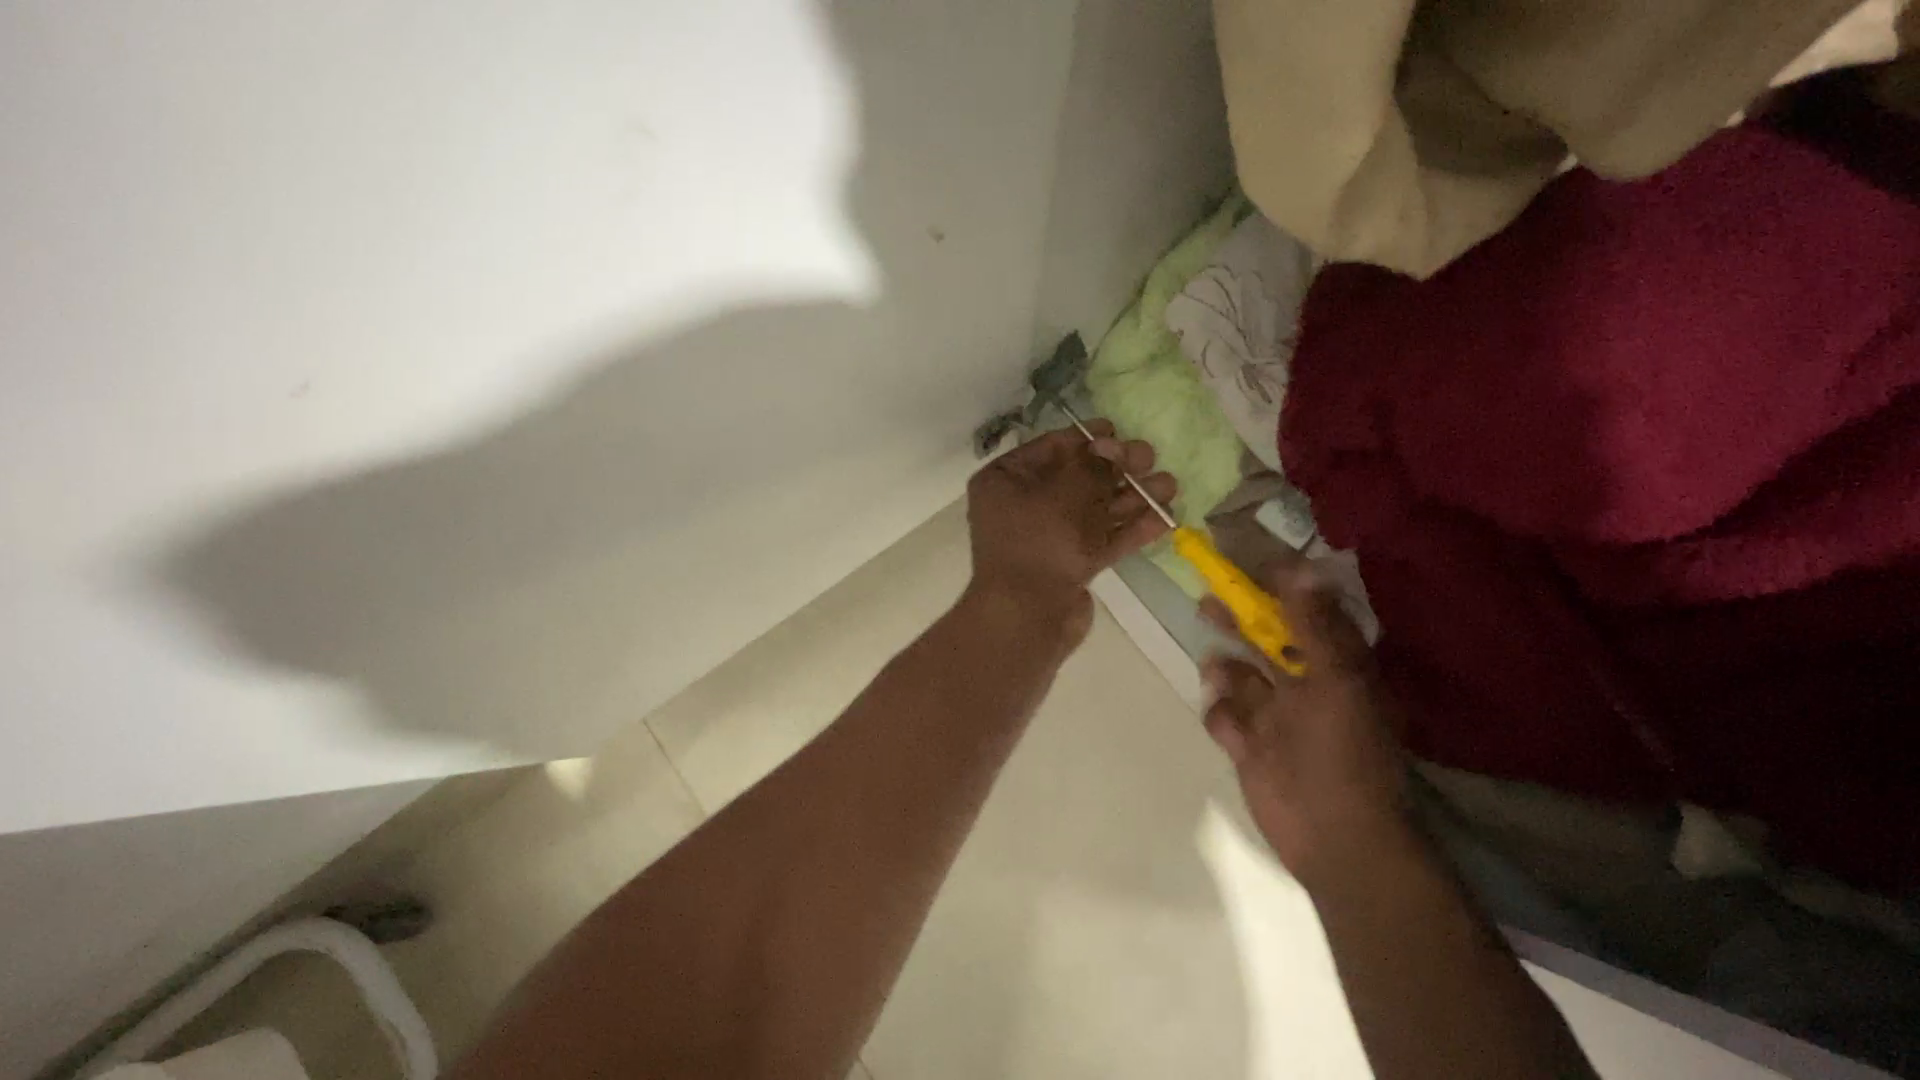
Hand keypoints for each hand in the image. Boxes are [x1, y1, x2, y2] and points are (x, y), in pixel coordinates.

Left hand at [965, 420, 1175, 640]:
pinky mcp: (1068, 566)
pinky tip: (1163, 517)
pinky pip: (1100, 540)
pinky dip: (1129, 529)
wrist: (1029, 616)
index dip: (1085, 438)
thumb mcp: (1068, 492)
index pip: (1048, 449)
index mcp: (1005, 480)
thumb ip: (1094, 465)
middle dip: (1116, 469)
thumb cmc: (1040, 541)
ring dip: (1131, 498)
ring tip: (1170, 485)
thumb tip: (1110, 445)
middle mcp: (1022, 506)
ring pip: (1093, 511)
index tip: (1117, 430)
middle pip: (1076, 479)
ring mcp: (1046, 539)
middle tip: (1150, 456)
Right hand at [1200, 553, 1409, 885]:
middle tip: (1207, 596)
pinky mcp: (1250, 749)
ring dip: (1225, 667)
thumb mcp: (1338, 681)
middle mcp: (1306, 688)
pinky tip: (1226, 722)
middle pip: (1265, 642)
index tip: (1250, 564)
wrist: (1334, 838)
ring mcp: (1275, 720)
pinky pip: (1225, 718)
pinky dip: (1220, 714)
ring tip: (1215, 665)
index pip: (1306, 616)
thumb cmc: (1344, 754)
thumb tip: (1302, 569)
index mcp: (1336, 669)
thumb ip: (1316, 627)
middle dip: (1239, 620)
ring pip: (1241, 678)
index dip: (1280, 591)